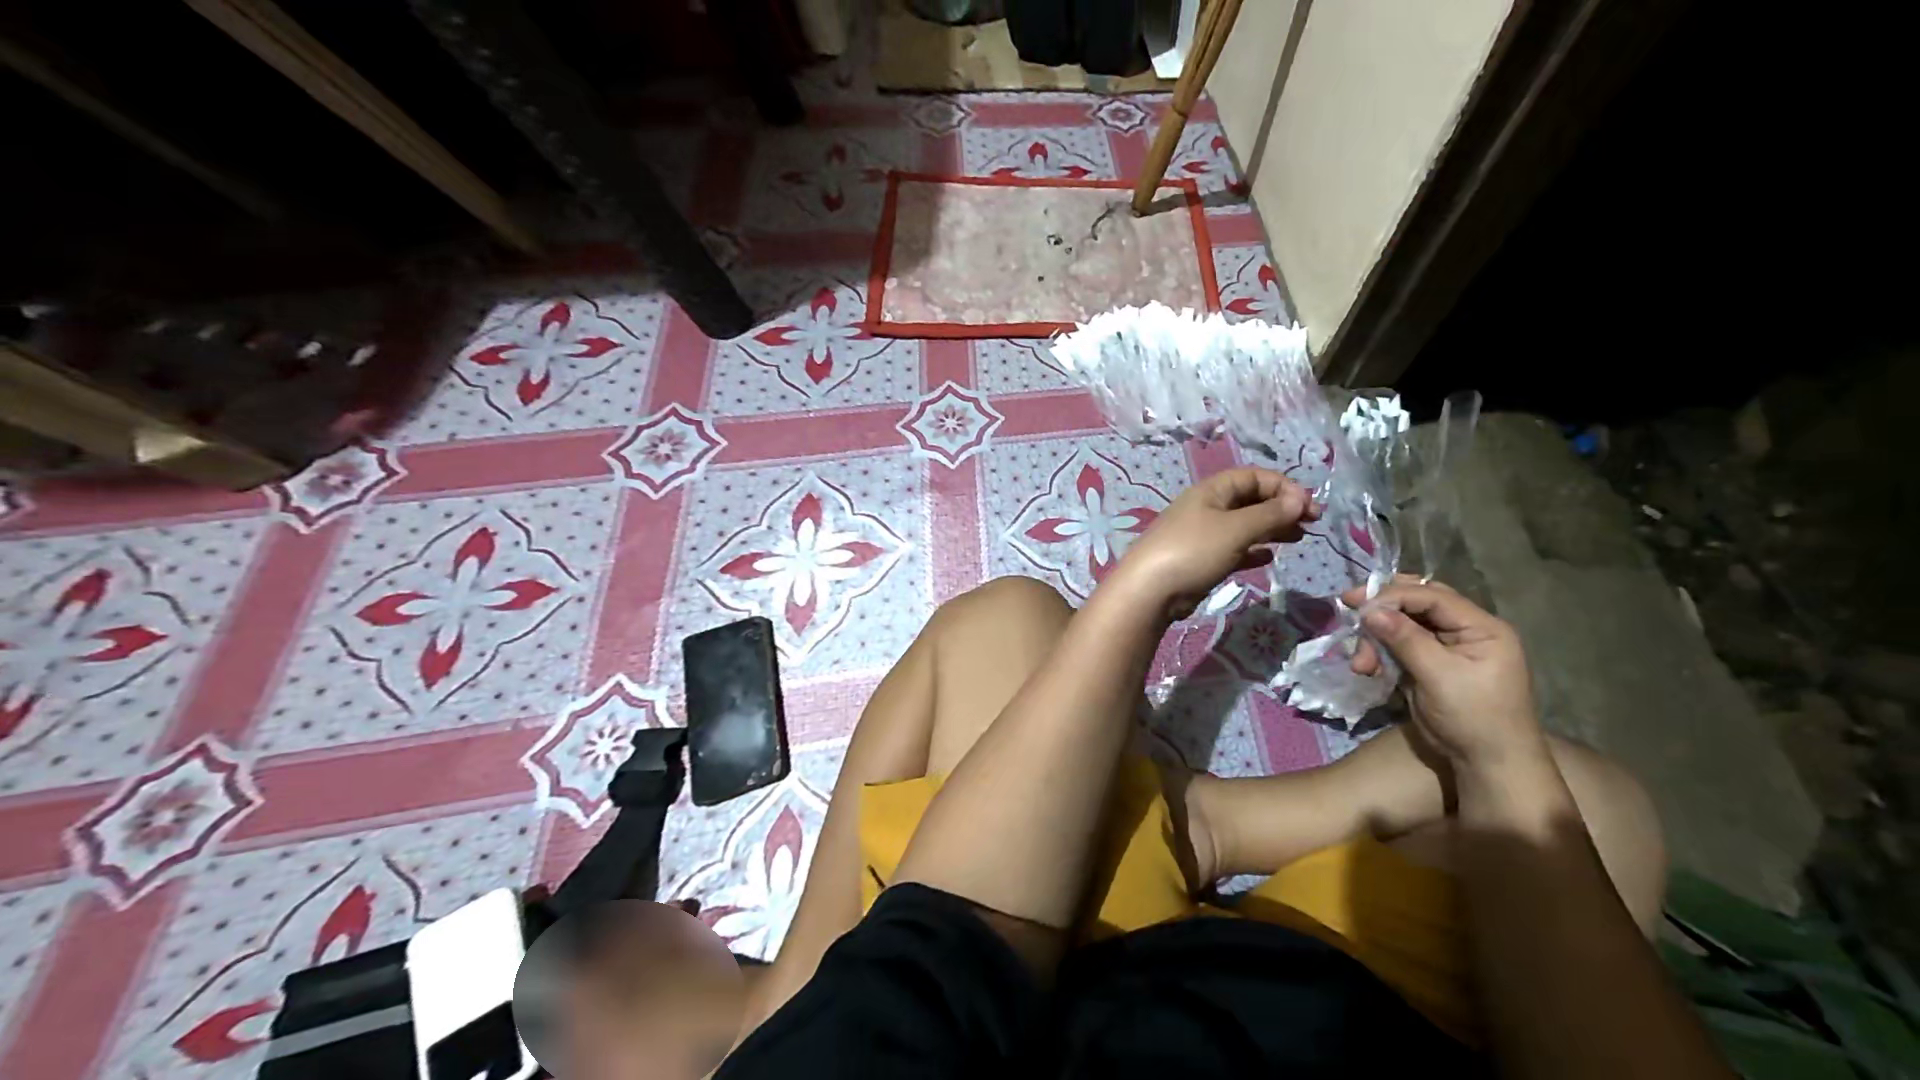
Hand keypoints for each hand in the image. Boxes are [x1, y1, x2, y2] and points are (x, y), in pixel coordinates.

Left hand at [1109, 467, 1315, 621]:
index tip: (1309, 507)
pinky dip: (1254, 549)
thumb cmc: (1193, 551)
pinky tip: (1269, 558)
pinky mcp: (1202, 559)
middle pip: (1251, 500)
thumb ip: (1270, 514)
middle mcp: (1207, 507)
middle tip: (1311, 523)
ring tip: (1298, 538)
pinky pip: (1235, 548)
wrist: (1150, 591)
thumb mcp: (1235, 529)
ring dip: (1272, 528)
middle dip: (1282, 507)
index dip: (1284, 487)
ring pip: (1245, 525)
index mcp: (1211, 491)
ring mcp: (1203, 534)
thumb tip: (1299, 500)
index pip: (1254, 477)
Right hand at [1344, 578, 1547, 772]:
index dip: (1394, 595)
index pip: (1433, 596)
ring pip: (1402, 625)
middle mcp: (1466, 631)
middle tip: (1349, 607)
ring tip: (1362, 664)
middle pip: (1417, 604)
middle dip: (1382, 608)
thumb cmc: (1473, 716)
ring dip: (1376, 637)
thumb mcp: (1439, 675)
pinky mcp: (1429, 664)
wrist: (1488, 763)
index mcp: (1482, 628)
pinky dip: (1379, 652)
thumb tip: (1369, 609)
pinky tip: (1367, 668)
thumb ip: (1405, 638)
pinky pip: (1398, 645)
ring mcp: (1446, 648)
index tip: (1357, 602)